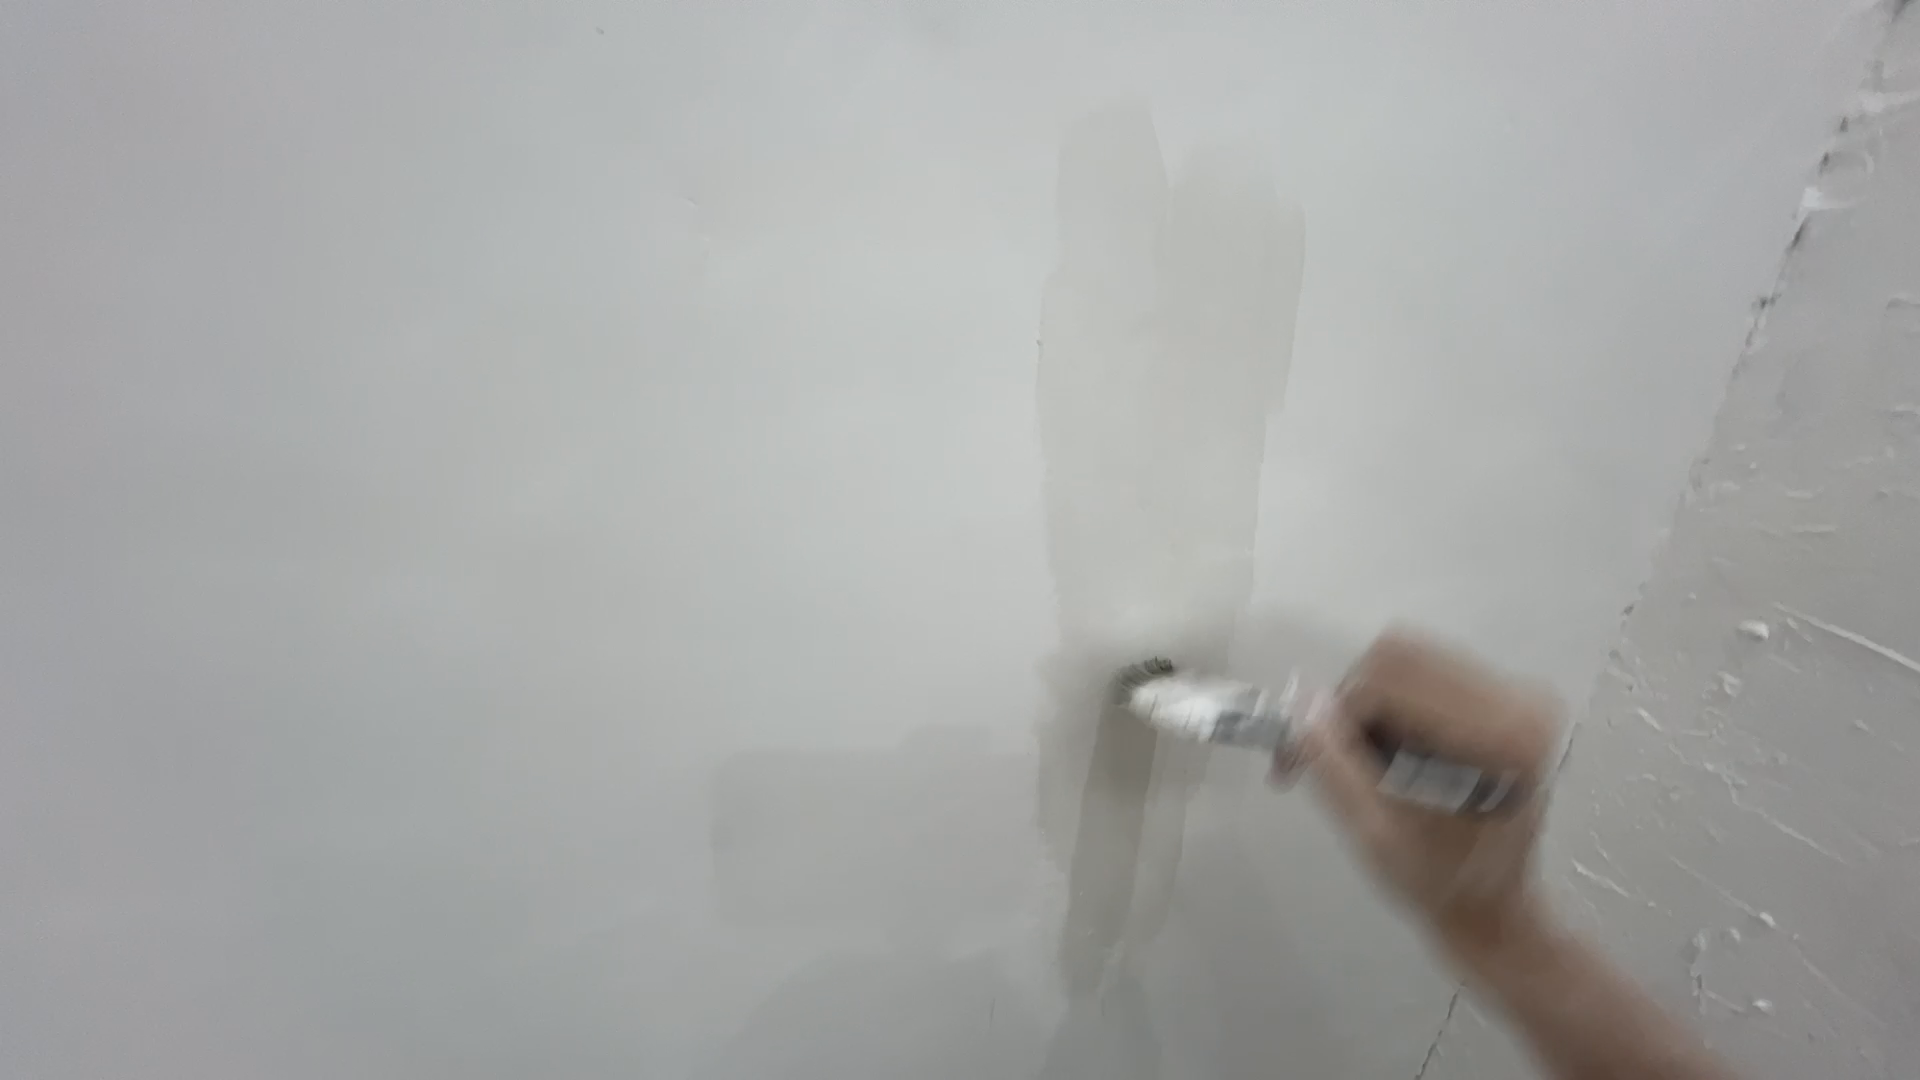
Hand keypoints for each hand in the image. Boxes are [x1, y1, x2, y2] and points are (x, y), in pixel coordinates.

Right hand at [1292, 629, 1563, 951]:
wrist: (1494, 906)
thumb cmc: (1437, 881)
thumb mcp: (1374, 833)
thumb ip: (1335, 765)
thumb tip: (1303, 702)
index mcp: (1501, 737)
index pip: (1388, 682)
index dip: (1339, 714)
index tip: (1306, 758)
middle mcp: (1518, 701)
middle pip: (1395, 656)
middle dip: (1348, 701)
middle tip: (1328, 753)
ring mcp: (1512, 693)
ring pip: (1400, 656)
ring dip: (1362, 701)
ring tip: (1354, 753)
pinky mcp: (1499, 693)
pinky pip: (1416, 668)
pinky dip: (1382, 701)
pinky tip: (1382, 745)